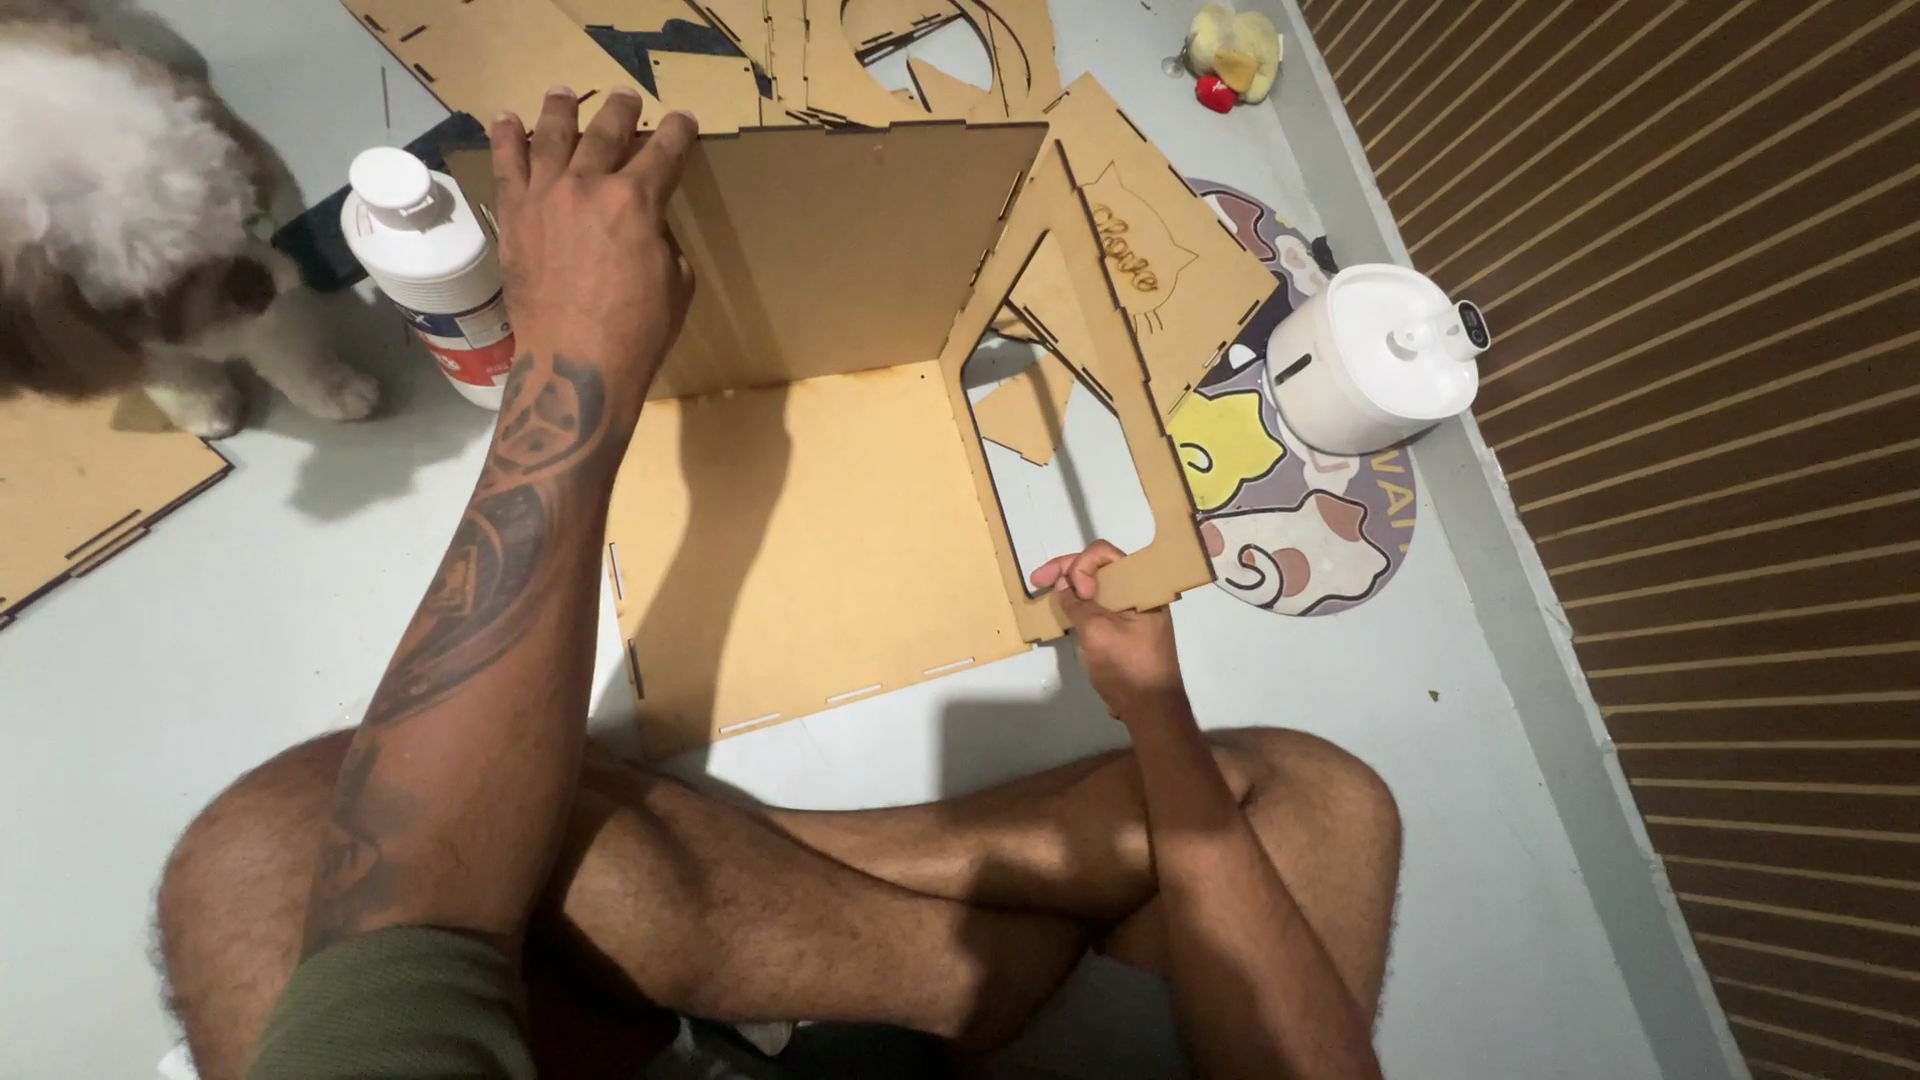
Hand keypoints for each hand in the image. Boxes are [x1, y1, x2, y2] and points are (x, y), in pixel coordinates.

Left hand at [489, 87, 697, 419]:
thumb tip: (644, 225)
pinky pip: (507, 164)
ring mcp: (544, 196)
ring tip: (565, 94)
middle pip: (606, 133)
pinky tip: (507, 120)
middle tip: (627, 98)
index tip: (684, 120)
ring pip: (551, 135)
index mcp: (637, 201)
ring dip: (562, 109)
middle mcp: (587, 185)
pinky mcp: (513, 215)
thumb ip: (661, 240)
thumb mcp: (676, 283)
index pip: (664, 153)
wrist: (577, 360)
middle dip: (622, 112)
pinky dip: (507, 137)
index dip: (678, 134)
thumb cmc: (640, 331)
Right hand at [1030, 540, 1186, 722]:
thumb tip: (1063, 585)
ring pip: (1096, 586)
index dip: (1082, 566)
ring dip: (1070, 586)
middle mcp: (1137, 592)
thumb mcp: (1096, 632)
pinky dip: (1079, 604)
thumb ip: (1077, 604)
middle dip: (1067, 570)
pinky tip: (1061, 608)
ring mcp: (1130, 611)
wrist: (1150, 708)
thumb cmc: (1126, 666)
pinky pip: (1099, 606)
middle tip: (1038, 579)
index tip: (1078, 592)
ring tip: (1044, 589)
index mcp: (1140, 587)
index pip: (1105, 555)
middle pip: (1098, 567)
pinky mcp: (1123, 627)